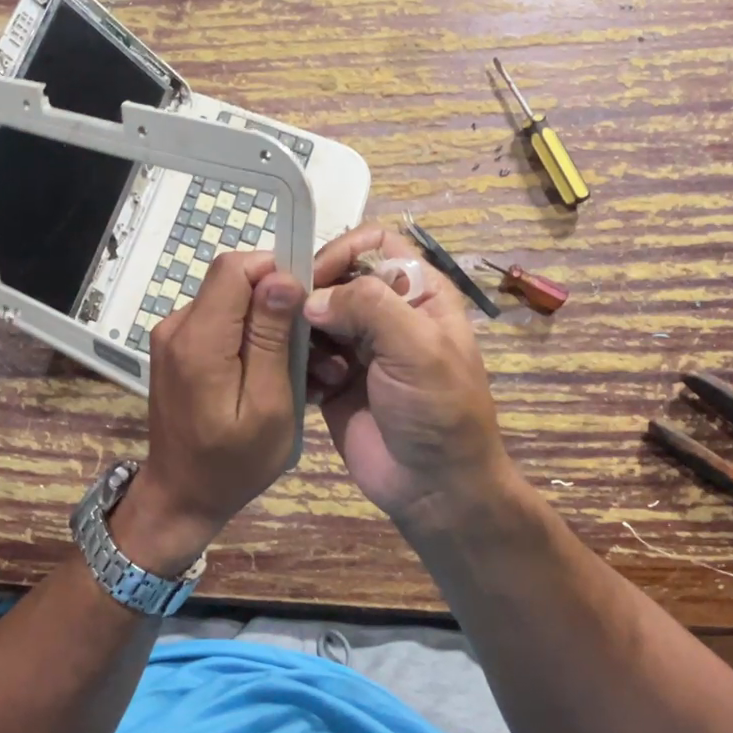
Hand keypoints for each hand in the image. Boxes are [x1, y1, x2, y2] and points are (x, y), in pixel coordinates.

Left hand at [112, 251, 304, 575]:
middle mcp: (176, 326)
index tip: (308, 305)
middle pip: (232, 282)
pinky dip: (248, 339)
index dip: (276, 272)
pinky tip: (271, 372)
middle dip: (277, 302)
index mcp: (198, 339)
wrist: (182, 495)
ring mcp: (172, 337)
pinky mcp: (176, 349)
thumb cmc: (232, 463)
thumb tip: (281, 277)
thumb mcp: (268, 406)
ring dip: (266, 324)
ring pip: (229, 302)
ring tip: (300, 367)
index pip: (235, 268)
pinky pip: (218, 323)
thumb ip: (272, 339)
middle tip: (312, 345)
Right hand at [304, 225, 508, 521]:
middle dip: (312, 294)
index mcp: (417, 294)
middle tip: (292, 320)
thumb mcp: (418, 349)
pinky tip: (316, 388)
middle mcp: (385, 314)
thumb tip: (312, 298)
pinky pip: (303, 356)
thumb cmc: (439, 413)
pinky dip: (301, 365)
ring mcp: (357, 348)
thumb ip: (368, 306)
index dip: (342, 250)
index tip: (314, 278)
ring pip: (313, 316)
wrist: (435, 489)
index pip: (374, 243)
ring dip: (305, 336)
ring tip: (316, 366)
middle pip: (335, 277)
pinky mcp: (333, 380)